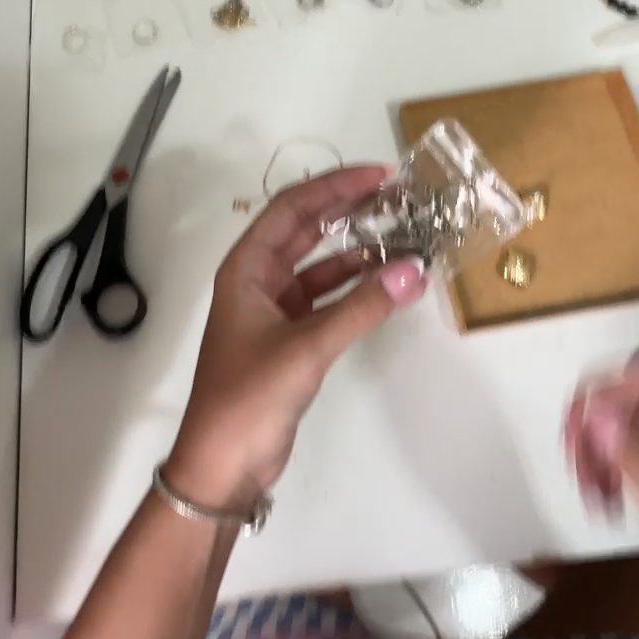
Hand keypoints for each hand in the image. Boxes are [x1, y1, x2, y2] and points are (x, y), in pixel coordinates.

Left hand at [166, 166, 428, 510]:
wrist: (223, 465)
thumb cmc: (250, 396)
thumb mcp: (307, 347)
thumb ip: (362, 308)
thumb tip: (415, 269)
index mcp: (246, 267)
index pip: (292, 208)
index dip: (335, 185)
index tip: (380, 174)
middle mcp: (258, 278)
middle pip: (305, 228)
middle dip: (348, 208)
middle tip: (396, 193)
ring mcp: (274, 307)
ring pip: (319, 263)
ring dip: (357, 250)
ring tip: (402, 233)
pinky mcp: (290, 335)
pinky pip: (326, 297)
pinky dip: (355, 288)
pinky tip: (387, 281)